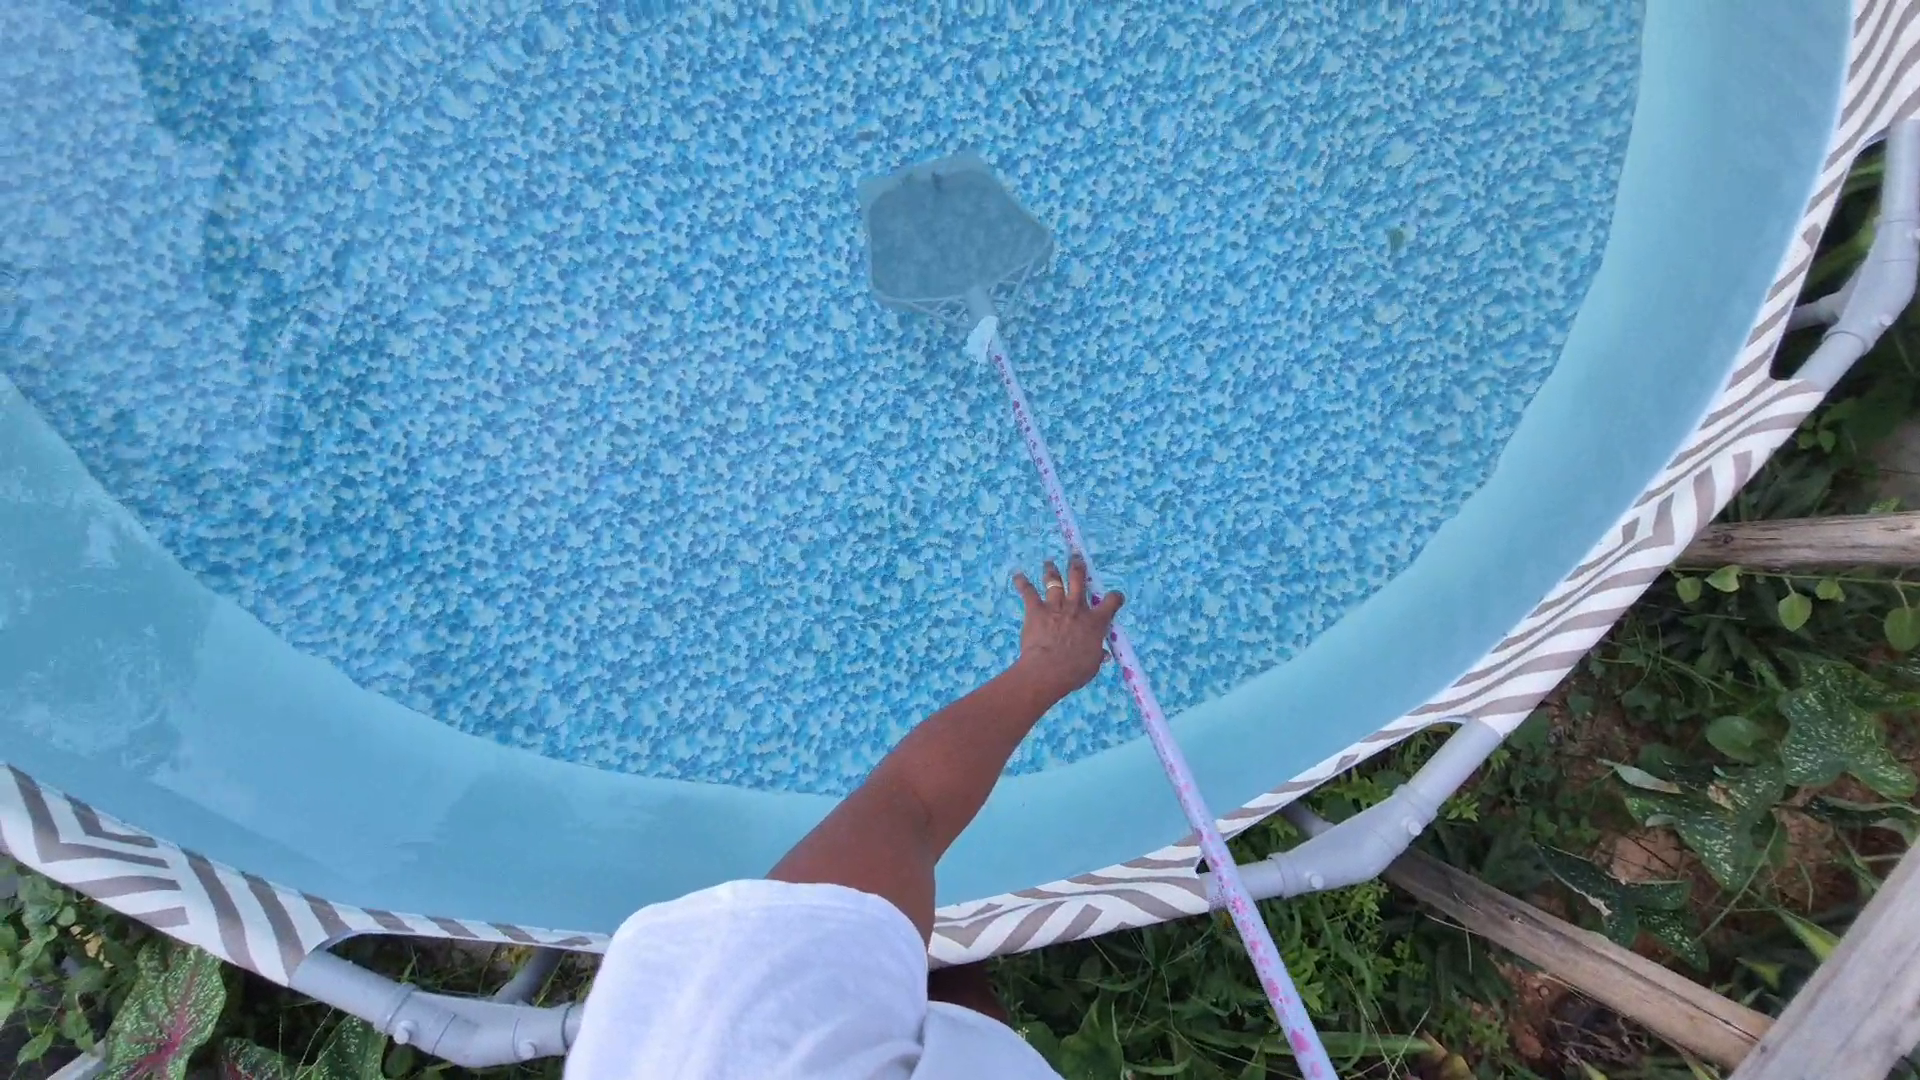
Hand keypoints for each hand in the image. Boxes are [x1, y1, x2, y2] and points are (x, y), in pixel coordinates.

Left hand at [1011, 553, 1124, 702]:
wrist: (1048, 669)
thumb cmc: (1074, 671)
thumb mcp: (1092, 664)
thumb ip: (1097, 655)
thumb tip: (1102, 655)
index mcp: (1096, 621)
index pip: (1111, 602)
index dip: (1114, 597)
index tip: (1115, 596)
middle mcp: (1077, 608)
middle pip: (1079, 580)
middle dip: (1078, 566)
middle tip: (1076, 557)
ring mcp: (1056, 606)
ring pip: (1054, 581)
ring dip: (1051, 570)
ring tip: (1049, 562)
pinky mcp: (1036, 610)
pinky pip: (1028, 592)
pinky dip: (1022, 582)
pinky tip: (1017, 575)